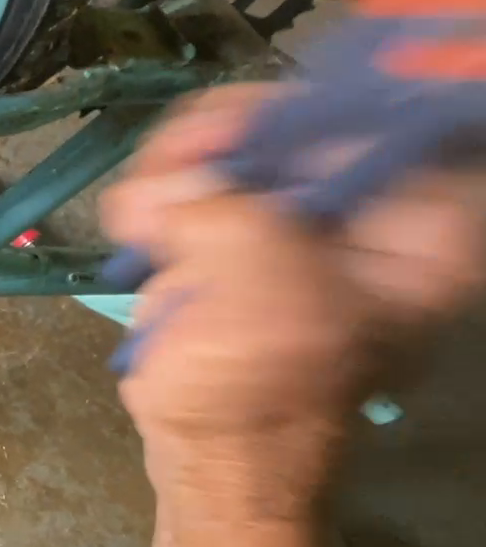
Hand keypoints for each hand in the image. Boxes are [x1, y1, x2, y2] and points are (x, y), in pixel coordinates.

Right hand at [99, 84, 485, 518]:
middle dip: (217, 141)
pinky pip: (177, 180)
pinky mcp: (216, 233)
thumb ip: (236, 225)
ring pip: (221, 146)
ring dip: (167, 172)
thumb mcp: (268, 308)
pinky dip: (145, 196)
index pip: (390, 122)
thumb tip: (178, 184)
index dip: (317, 106)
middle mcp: (352, 212)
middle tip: (165, 168)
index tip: (235, 129)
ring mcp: (278, 220)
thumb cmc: (257, 392)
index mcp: (412, 229)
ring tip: (140, 220)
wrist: (203, 440)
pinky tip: (135, 230)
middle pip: (291, 122)